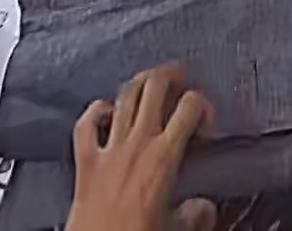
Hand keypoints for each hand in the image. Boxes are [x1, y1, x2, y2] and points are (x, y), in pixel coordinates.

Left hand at [68, 64, 216, 230]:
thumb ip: (195, 216)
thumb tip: (206, 208)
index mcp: (163, 157)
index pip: (190, 107)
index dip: (203, 105)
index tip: (205, 122)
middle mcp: (137, 143)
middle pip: (156, 86)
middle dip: (170, 75)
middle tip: (179, 79)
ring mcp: (110, 148)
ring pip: (126, 95)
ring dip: (140, 83)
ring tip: (151, 82)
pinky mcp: (86, 161)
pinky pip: (87, 123)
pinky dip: (97, 110)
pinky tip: (106, 109)